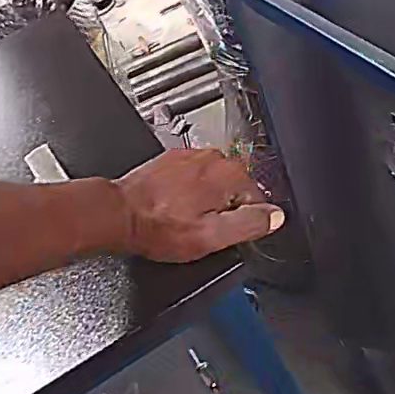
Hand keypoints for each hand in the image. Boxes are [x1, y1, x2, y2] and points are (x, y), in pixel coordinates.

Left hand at [114, 148, 284, 262]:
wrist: (118, 214)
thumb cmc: (159, 227)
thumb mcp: (212, 237)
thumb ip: (250, 224)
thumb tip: (276, 216)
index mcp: (230, 174)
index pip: (258, 201)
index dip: (243, 223)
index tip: (221, 232)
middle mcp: (214, 158)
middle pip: (237, 190)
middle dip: (224, 210)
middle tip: (199, 226)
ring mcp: (192, 156)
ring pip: (215, 183)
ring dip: (206, 200)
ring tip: (183, 217)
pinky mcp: (174, 159)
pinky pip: (194, 178)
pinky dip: (189, 192)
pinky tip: (174, 206)